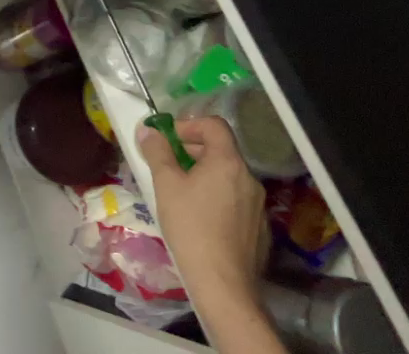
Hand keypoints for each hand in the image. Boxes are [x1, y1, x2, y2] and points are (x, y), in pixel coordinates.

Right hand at [139, 116, 268, 314]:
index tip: (168, 139)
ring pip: (228, 177)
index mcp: (228, 162)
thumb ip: (157, 152)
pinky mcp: (260, 229)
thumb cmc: (190, 227)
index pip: (214, 125)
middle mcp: (249, 179)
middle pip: (221, 151)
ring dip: (204, 175)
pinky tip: (200, 219)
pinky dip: (217, 198)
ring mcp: (258, 205)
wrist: (223, 284)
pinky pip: (236, 201)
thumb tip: (148, 130)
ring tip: (180, 193)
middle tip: (168, 165)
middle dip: (192, 151)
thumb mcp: (165, 185)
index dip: (189, 125)